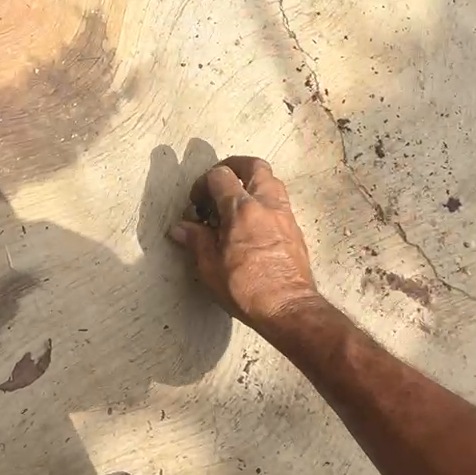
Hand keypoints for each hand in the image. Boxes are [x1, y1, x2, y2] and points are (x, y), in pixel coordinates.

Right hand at [169, 156, 325, 330]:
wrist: (288, 309)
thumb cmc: (247, 289)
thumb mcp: (210, 267)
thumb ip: (196, 240)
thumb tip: (181, 228)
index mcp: (241, 209)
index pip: (220, 176)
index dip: (203, 184)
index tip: (196, 204)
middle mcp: (266, 204)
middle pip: (253, 165)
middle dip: (233, 167)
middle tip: (218, 183)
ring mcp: (284, 215)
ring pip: (270, 180)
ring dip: (251, 183)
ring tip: (235, 203)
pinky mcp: (294, 230)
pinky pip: (279, 201)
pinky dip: (263, 201)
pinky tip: (251, 224)